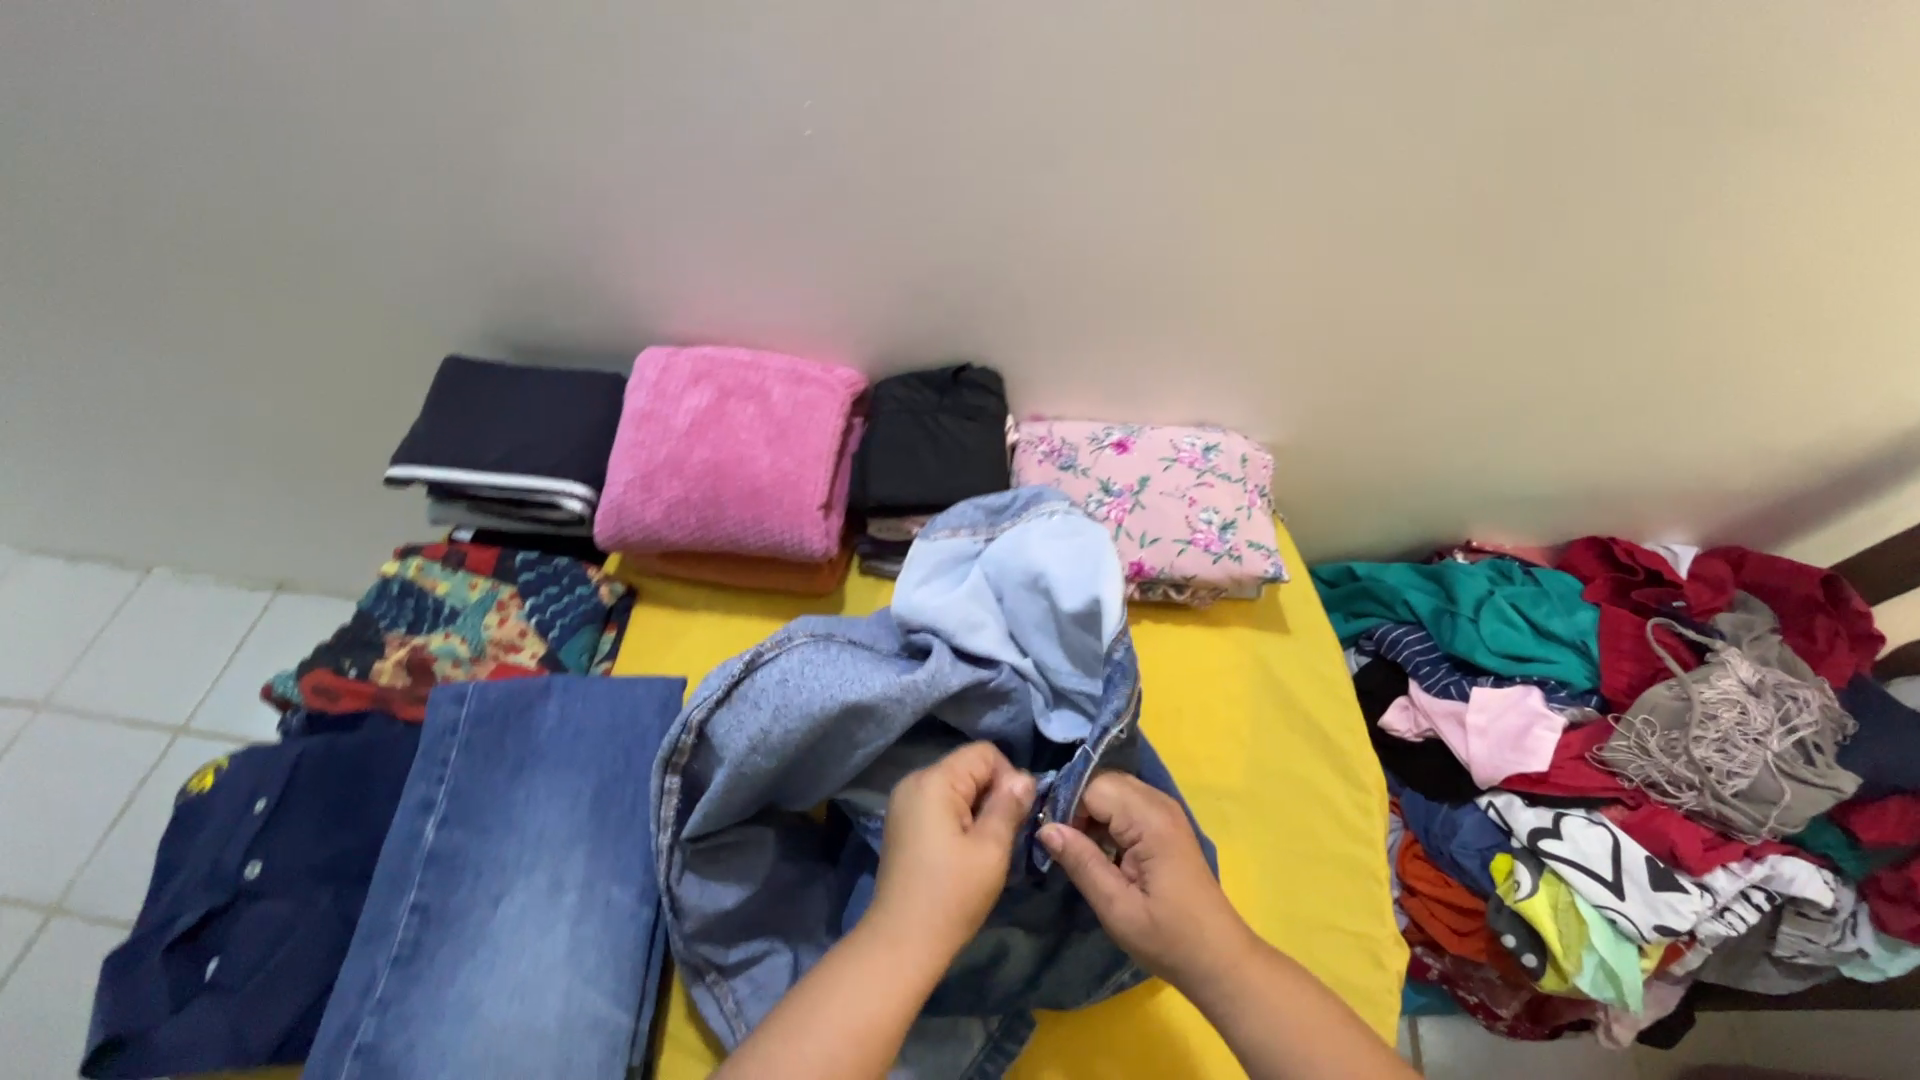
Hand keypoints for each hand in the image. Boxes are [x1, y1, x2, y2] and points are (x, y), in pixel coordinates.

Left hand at [869, 742, 1035, 957]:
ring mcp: (904, 802)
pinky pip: (940, 804)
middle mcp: (914, 781)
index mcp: (934, 780)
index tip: (1015, 817)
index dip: (1008, 778)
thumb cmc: (952, 894)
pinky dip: (959, 819)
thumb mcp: (991, 848)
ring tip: (985, 847)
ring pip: (956, 787)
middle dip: (993, 795)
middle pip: (968, 767)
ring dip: (978, 809)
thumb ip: (1009, 806)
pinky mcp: (902, 823)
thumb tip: (1024, 777)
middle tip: (1002, 836)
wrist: (902, 941)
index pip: (985, 753)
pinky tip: (964, 851)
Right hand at [1038, 771, 1253, 988]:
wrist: (1218, 958)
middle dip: (1077, 806)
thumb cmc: (1168, 938)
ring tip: (1079, 850)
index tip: (1052, 840)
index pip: (1093, 787)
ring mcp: (1165, 811)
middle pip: (1103, 782)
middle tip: (1064, 845)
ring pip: (1113, 789)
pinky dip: (1107, 820)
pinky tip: (1101, 851)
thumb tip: (1045, 828)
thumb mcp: (1116, 908)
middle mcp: (1159, 804)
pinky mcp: (1165, 823)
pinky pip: (1127, 803)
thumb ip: (1081, 862)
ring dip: (1091, 813)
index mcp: (1150, 820)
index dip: (1067, 807)